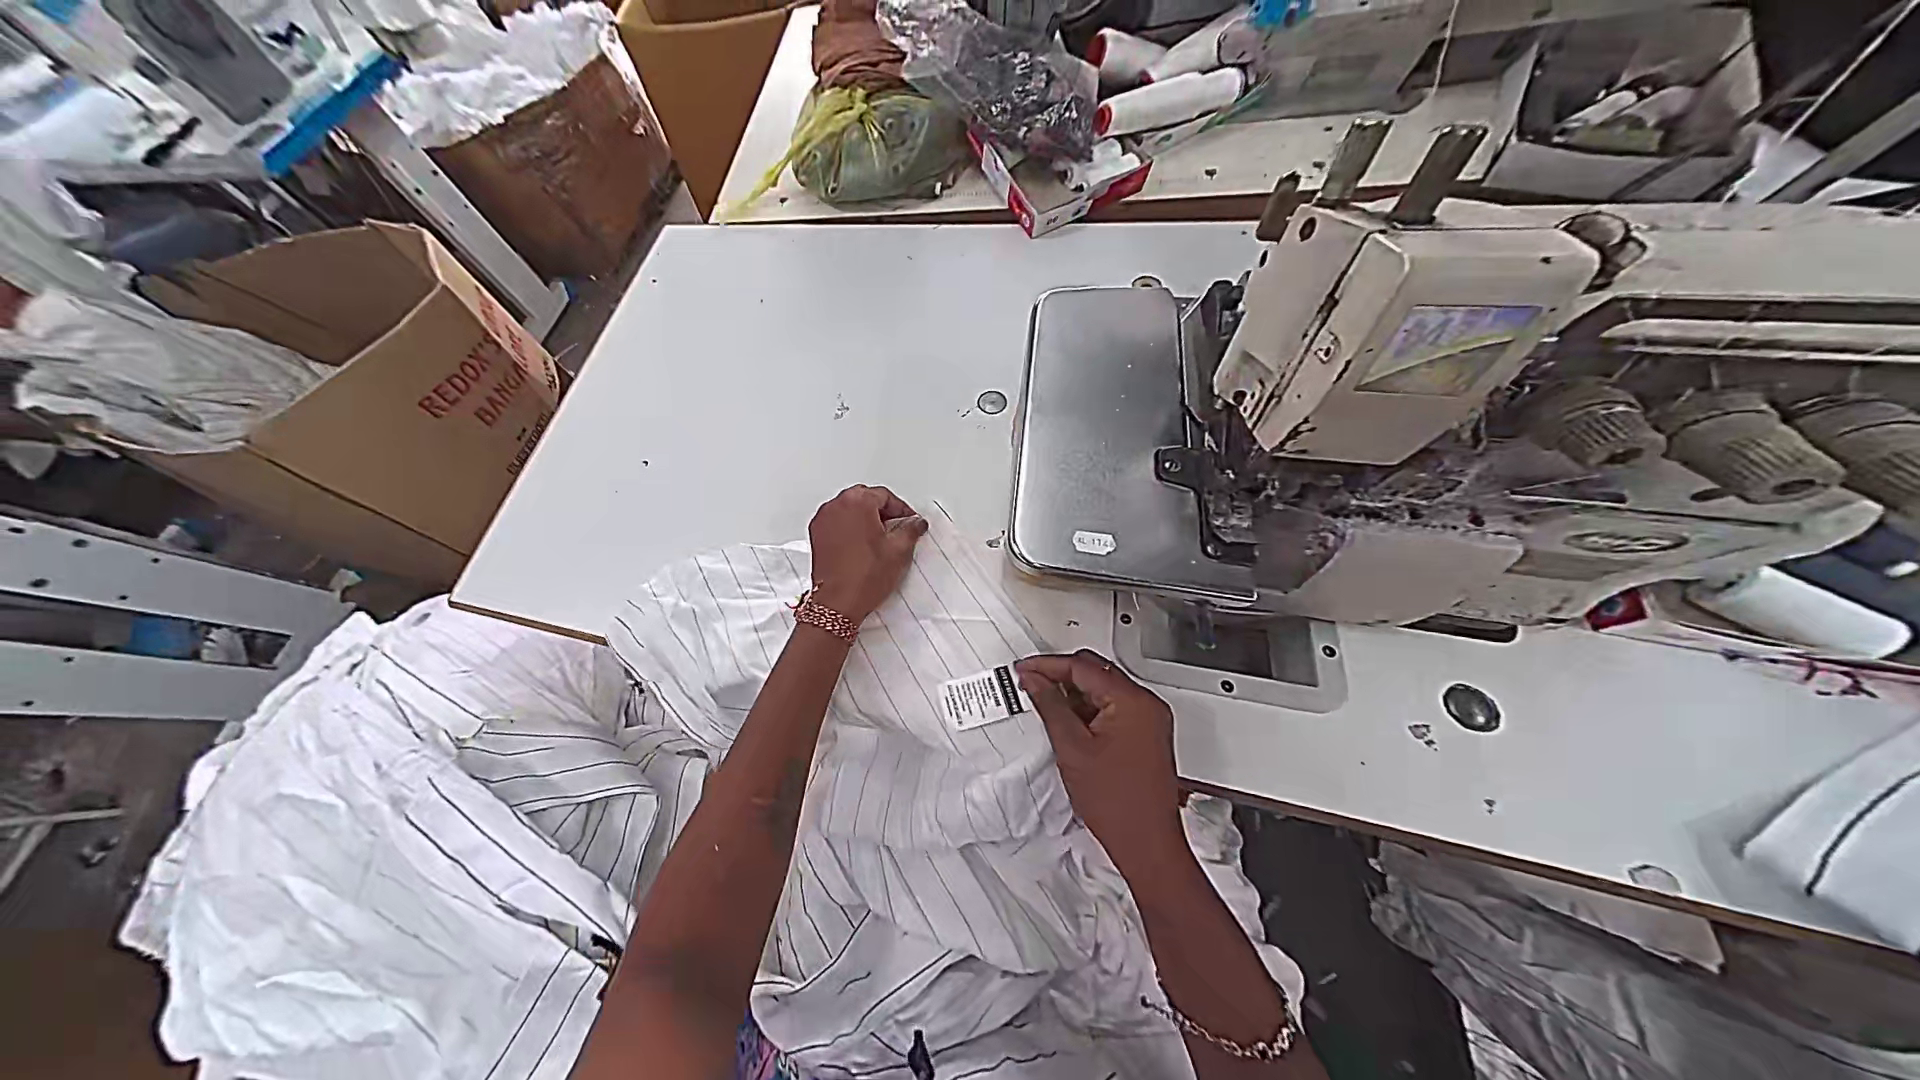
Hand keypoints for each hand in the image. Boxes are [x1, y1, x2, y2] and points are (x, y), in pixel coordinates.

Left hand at [807, 485, 927, 623]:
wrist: (838, 603)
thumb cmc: (863, 577)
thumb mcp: (899, 550)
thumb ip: (911, 529)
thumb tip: (915, 524)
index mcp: (857, 502)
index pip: (884, 495)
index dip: (901, 509)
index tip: (909, 520)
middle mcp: (836, 507)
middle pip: (864, 498)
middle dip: (882, 510)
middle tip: (897, 527)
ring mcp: (823, 521)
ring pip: (849, 510)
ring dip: (865, 518)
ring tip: (880, 538)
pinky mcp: (816, 536)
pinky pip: (837, 523)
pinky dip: (850, 528)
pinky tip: (862, 546)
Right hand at [1016, 650, 1187, 877]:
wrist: (1146, 842)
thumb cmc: (1119, 805)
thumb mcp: (1072, 747)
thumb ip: (1050, 706)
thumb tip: (1036, 681)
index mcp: (1132, 701)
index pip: (1083, 667)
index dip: (1049, 665)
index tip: (1027, 669)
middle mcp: (1147, 705)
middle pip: (1096, 672)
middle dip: (1061, 675)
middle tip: (1032, 681)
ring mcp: (1150, 719)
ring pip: (1104, 689)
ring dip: (1074, 693)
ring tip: (1046, 705)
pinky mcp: (1146, 733)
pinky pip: (1113, 707)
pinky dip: (1089, 709)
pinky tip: (1069, 722)